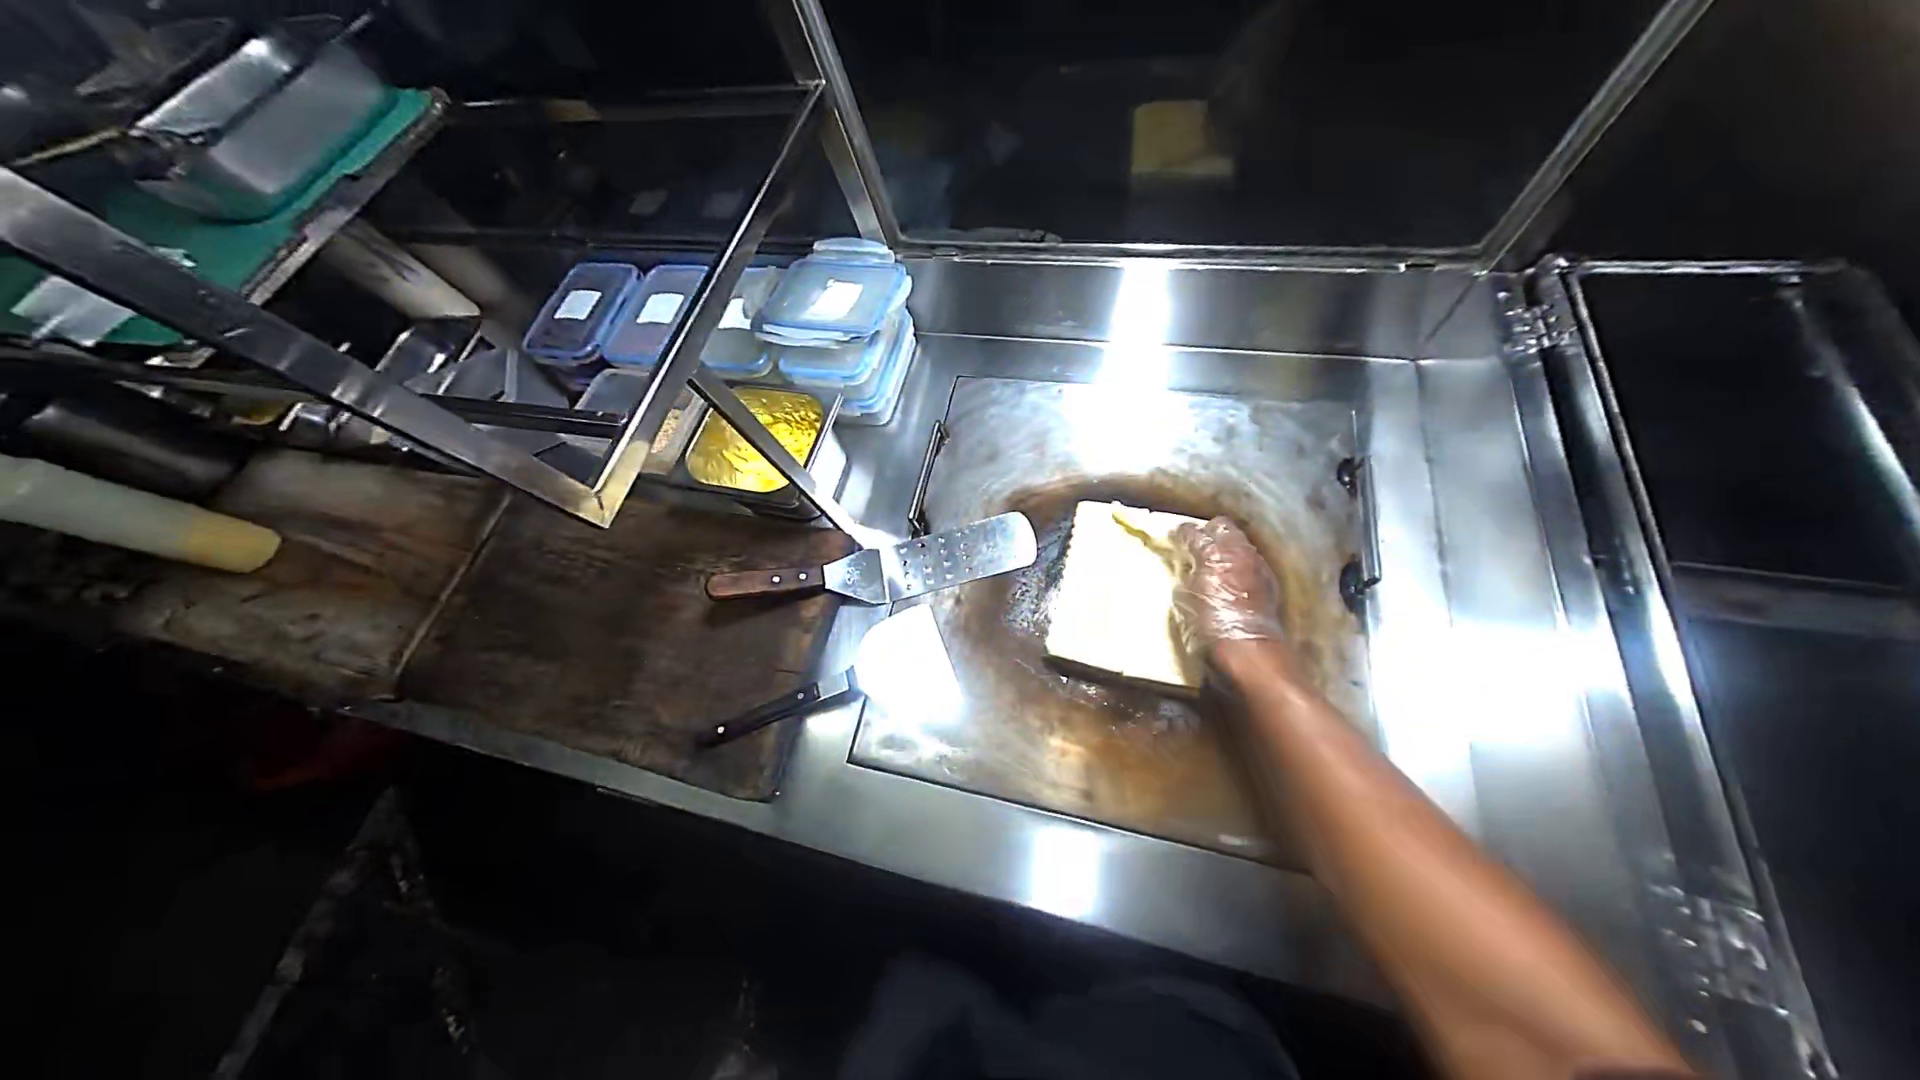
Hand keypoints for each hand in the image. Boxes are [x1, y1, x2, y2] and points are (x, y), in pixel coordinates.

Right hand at [1169, 517, 1286, 657]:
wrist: (1250, 652)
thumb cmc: (1209, 627)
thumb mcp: (1182, 600)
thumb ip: (1185, 576)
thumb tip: (1187, 569)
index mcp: (1212, 552)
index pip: (1192, 532)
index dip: (1179, 534)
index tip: (1172, 539)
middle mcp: (1238, 551)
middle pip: (1222, 526)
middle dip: (1208, 532)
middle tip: (1195, 546)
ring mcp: (1257, 564)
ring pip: (1239, 542)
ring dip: (1226, 548)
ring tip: (1213, 563)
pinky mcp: (1269, 580)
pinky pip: (1251, 561)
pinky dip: (1239, 565)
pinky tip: (1231, 580)